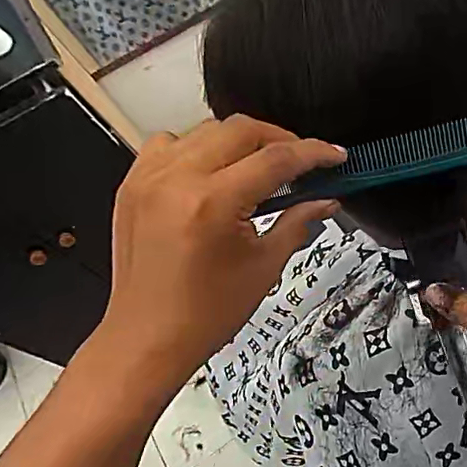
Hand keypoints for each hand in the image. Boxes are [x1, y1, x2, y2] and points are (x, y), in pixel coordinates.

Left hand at [92, 114, 342, 389]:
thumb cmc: (204, 312)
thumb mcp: (266, 265)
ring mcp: (148, 179)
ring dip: (242, 141)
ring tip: (264, 166)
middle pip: (241, 129)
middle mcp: (175, 181)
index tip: (334, 156)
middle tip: (305, 161)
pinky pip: (170, 143)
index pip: (275, 158)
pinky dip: (200, 148)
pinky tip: (217, 171)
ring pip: (206, 129)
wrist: (149, 337)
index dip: (313, 153)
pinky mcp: (133, 185)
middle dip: (281, 139)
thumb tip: (325, 200)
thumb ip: (298, 221)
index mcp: (211, 203)